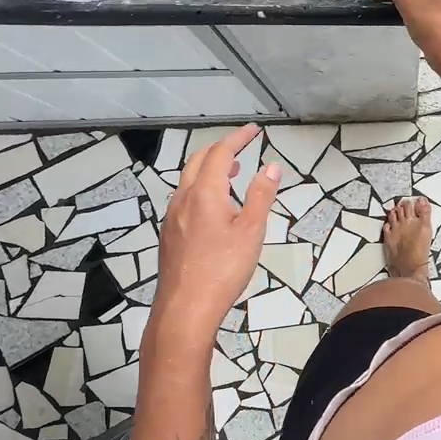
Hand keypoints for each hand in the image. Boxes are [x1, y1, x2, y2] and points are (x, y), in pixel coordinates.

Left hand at [151, 124, 279, 340]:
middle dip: (221, 148)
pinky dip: (202, 187)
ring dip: (210, 168)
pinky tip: (217, 205)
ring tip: (233, 171)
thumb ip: (260, 196)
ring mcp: (172, 217)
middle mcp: (183, 200)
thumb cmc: (223, 269)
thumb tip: (271, 167)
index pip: (220, 154)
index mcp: (204, 194)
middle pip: (198, 161)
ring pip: (189, 180)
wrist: (185, 309)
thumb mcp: (251, 231)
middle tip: (243, 145)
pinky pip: (185, 198)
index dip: (238, 138)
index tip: (254, 130)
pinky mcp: (170, 234)